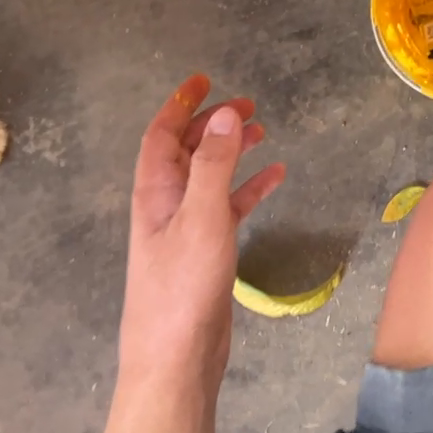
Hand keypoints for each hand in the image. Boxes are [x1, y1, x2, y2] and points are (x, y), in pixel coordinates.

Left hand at [99, 75, 285, 432]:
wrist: (177, 354)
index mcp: (155, 191)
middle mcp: (167, 203)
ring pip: (210, 174)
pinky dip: (250, 187)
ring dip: (233, 150)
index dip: (180, 104)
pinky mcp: (207, 248)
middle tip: (247, 103)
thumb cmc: (183, 282)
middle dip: (212, 122)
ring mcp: (187, 227)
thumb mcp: (200, 215)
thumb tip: (224, 113)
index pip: (162, 135)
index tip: (203, 78)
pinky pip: (230, 204)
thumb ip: (213, 163)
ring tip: (264, 131)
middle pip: (186, 150)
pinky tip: (276, 177)